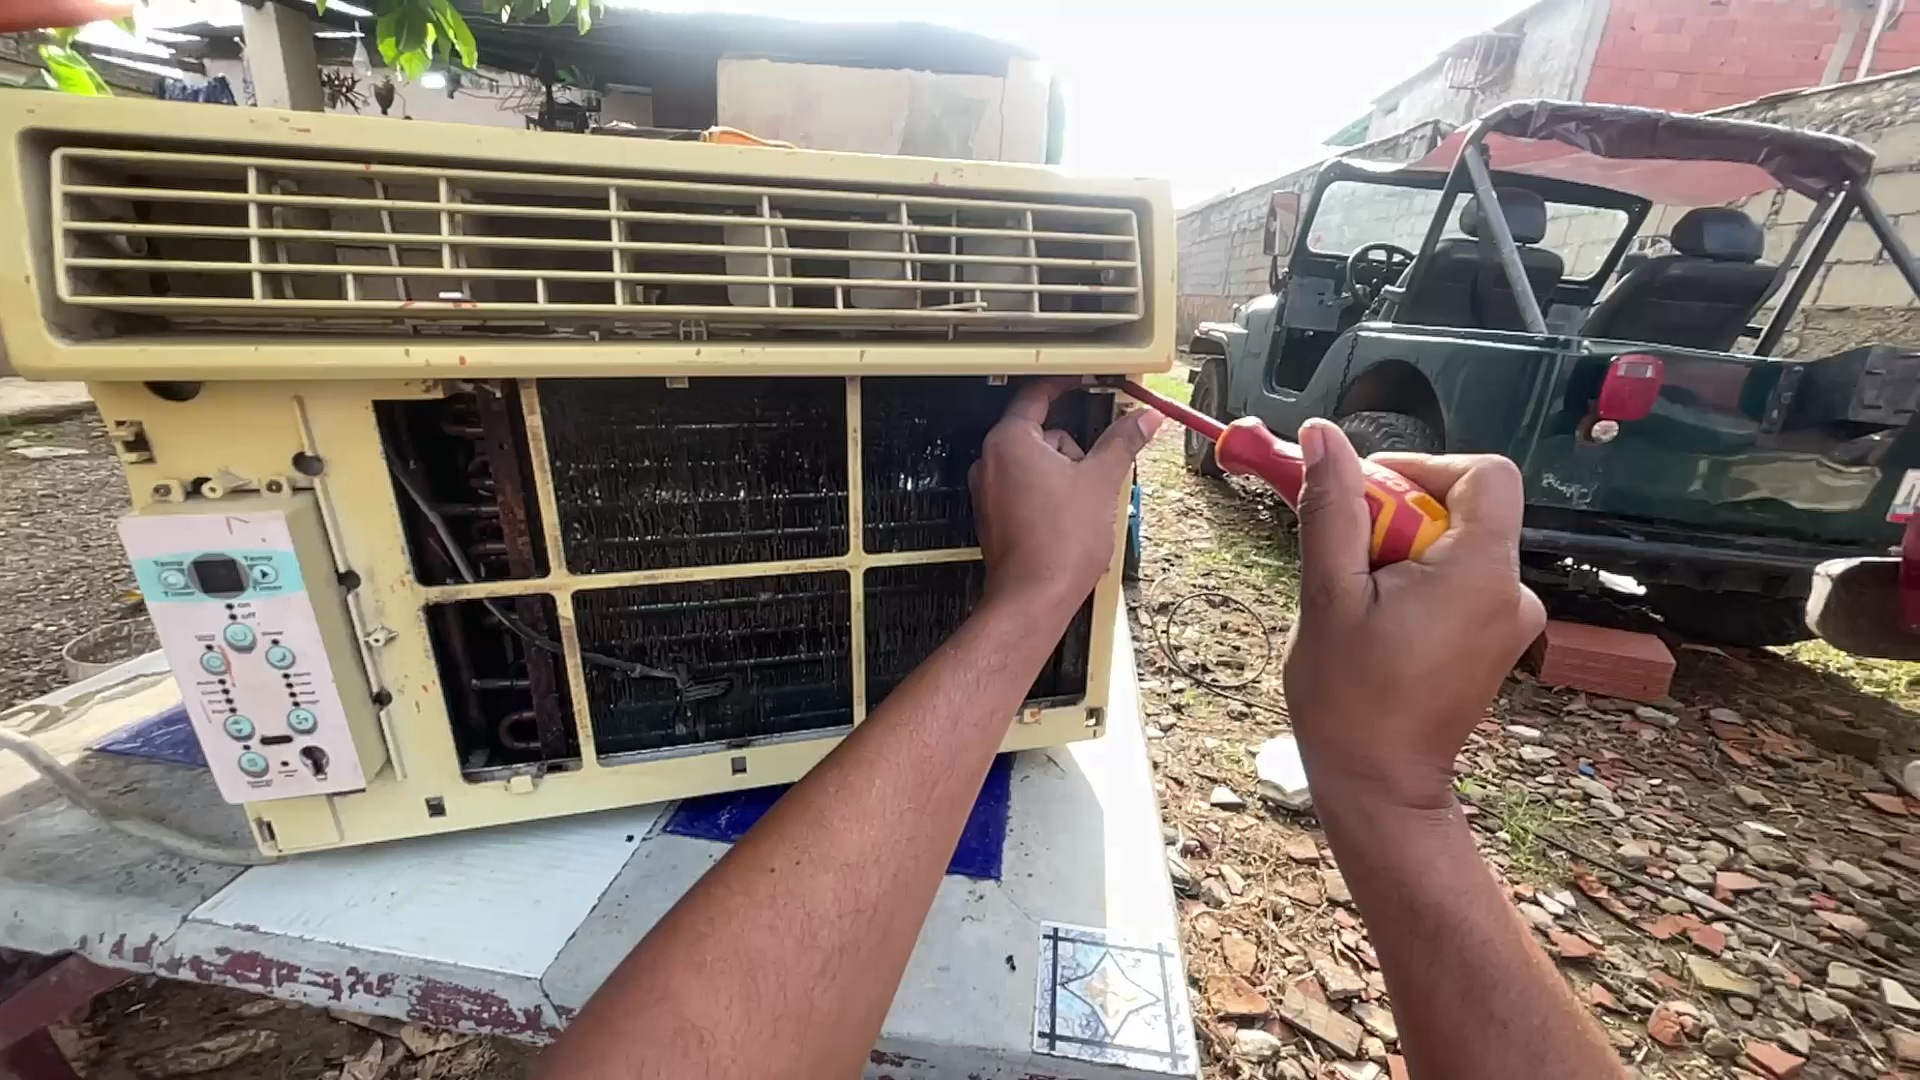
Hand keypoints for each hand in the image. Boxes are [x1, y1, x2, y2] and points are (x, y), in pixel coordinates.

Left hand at [970, 380, 1161, 614]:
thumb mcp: (1101, 482)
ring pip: (1038, 464)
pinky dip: (1051, 495)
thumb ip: (1123, 442)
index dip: (1067, 383)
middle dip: (1075, 448)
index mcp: (1010, 442)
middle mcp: (991, 462)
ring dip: (1066, 474)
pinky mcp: (995, 516)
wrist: (1034, 597)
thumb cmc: (1058, 544)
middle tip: (1098, 471)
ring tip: (1084, 505)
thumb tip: (1144, 420)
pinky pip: (1028, 489)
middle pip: (1043, 433)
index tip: (1086, 378)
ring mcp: (990, 491)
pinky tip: (1070, 519)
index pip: (1036, 394)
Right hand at [1282, 418, 1544, 811]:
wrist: (1377, 780)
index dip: (1422, 467)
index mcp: (1480, 573)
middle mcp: (1512, 590)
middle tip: (1340, 557)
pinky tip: (1373, 618)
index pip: (1485, 475)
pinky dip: (1411, 580)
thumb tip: (1323, 435)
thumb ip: (1331, 508)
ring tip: (1351, 597)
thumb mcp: (1327, 592)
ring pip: (1451, 546)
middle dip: (1392, 516)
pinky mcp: (1492, 639)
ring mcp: (1507, 619)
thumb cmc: (1346, 694)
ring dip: (1395, 551)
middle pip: (1460, 510)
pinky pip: (1454, 581)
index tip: (1364, 490)